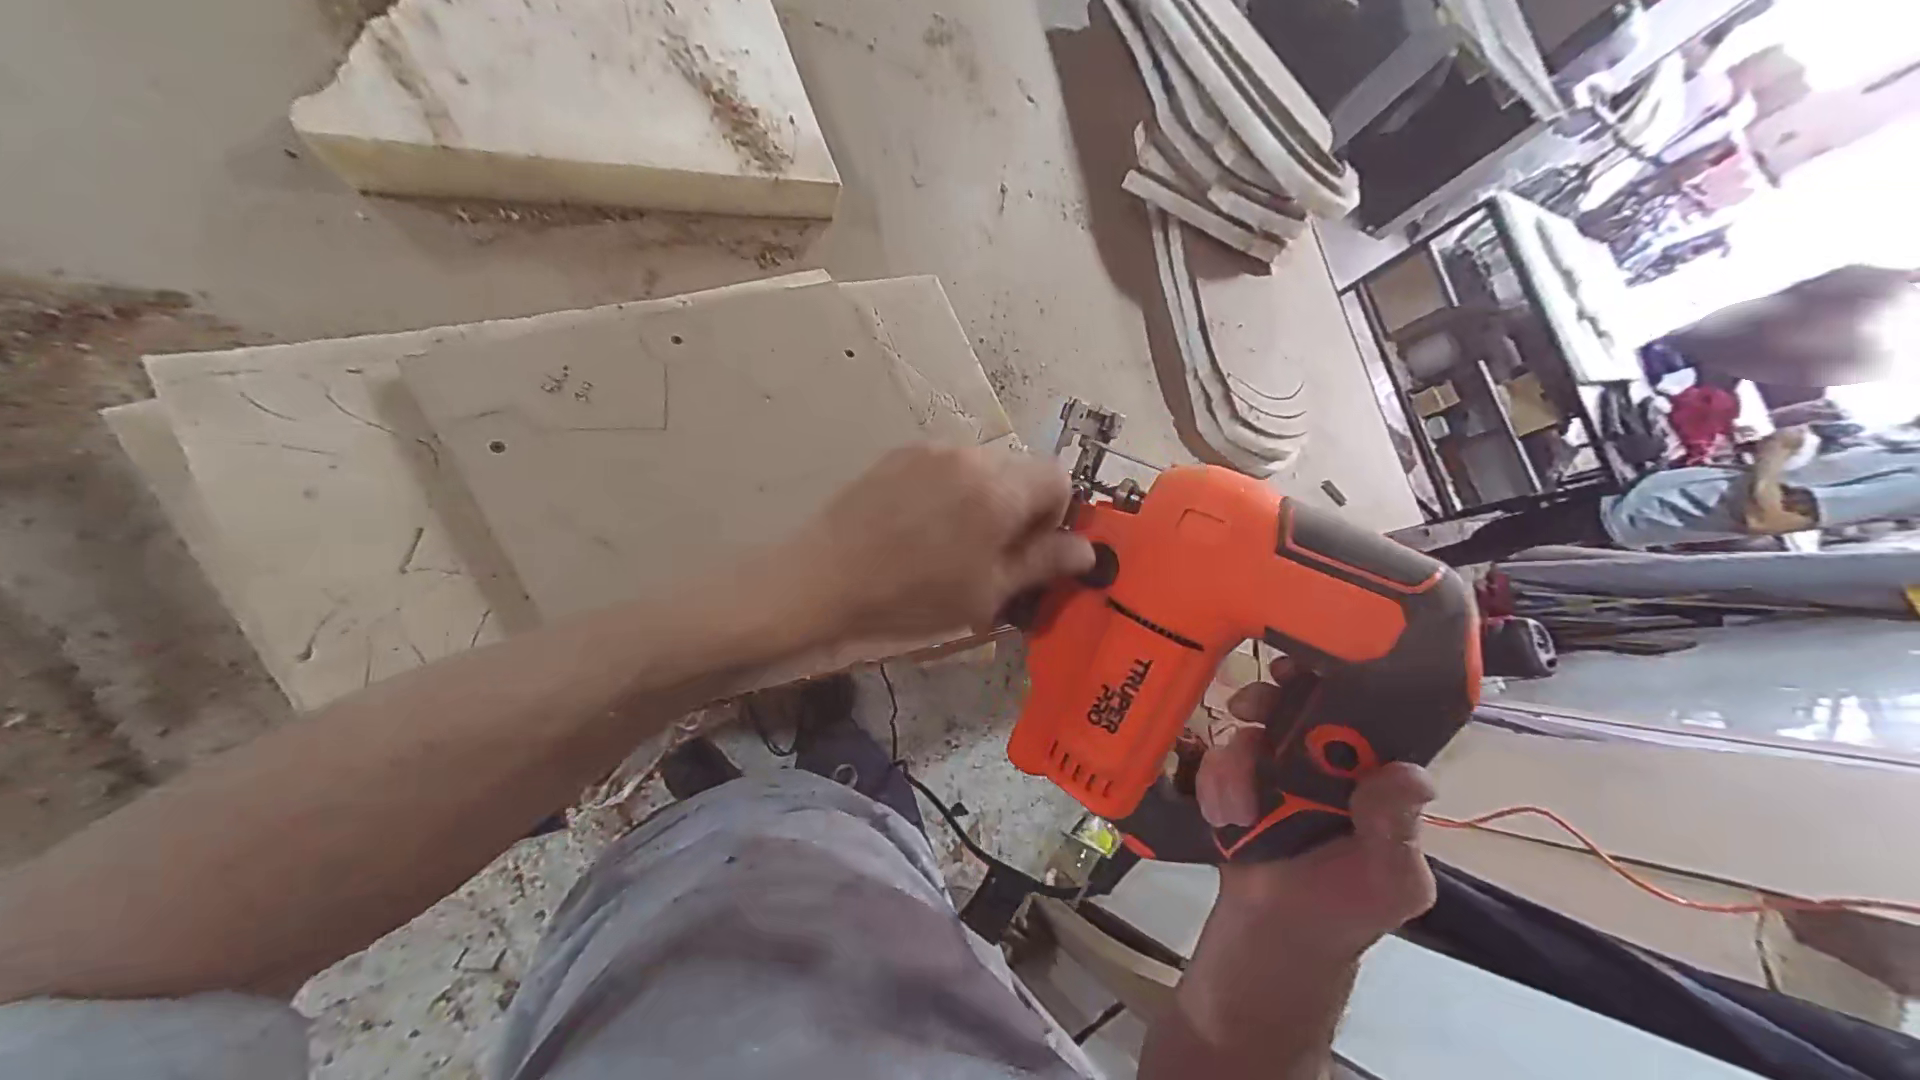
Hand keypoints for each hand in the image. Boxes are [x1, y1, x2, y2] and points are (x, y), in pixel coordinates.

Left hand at [787, 444, 1094, 640]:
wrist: (825, 578)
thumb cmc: (912, 596)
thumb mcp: (987, 592)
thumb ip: (1043, 564)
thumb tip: (1086, 550)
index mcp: (999, 489)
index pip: (1059, 478)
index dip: (1057, 516)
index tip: (1031, 550)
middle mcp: (970, 455)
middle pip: (1021, 470)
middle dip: (1021, 507)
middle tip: (991, 551)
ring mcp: (930, 449)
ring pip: (983, 468)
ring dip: (985, 497)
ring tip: (950, 539)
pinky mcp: (899, 453)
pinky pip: (946, 466)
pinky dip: (950, 489)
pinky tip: (920, 525)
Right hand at [1196, 657, 1437, 953]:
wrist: (1277, 929)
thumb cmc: (1348, 903)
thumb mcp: (1389, 875)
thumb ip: (1395, 826)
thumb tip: (1410, 774)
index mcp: (1366, 769)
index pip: (1356, 708)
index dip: (1333, 677)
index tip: (1304, 664)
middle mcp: (1317, 757)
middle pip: (1292, 704)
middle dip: (1268, 698)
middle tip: (1248, 706)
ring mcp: (1270, 767)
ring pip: (1247, 733)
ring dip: (1235, 763)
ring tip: (1240, 810)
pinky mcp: (1232, 780)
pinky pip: (1216, 763)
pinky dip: (1216, 787)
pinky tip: (1227, 819)